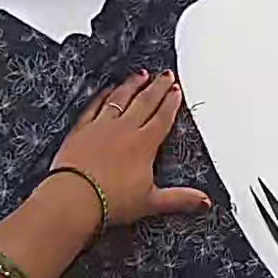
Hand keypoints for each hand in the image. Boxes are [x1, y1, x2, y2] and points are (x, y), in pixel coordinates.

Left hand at [50, 70, 211, 224]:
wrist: (75, 198)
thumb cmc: (110, 201)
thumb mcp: (151, 202)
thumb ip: (179, 199)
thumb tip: (203, 201)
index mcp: (144, 144)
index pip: (162, 117)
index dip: (171, 102)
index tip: (176, 90)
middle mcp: (125, 130)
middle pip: (145, 101)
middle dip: (158, 86)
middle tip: (165, 75)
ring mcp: (102, 126)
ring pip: (121, 98)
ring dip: (132, 85)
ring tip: (141, 75)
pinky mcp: (82, 129)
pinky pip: (95, 105)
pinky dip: (103, 95)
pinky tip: (107, 90)